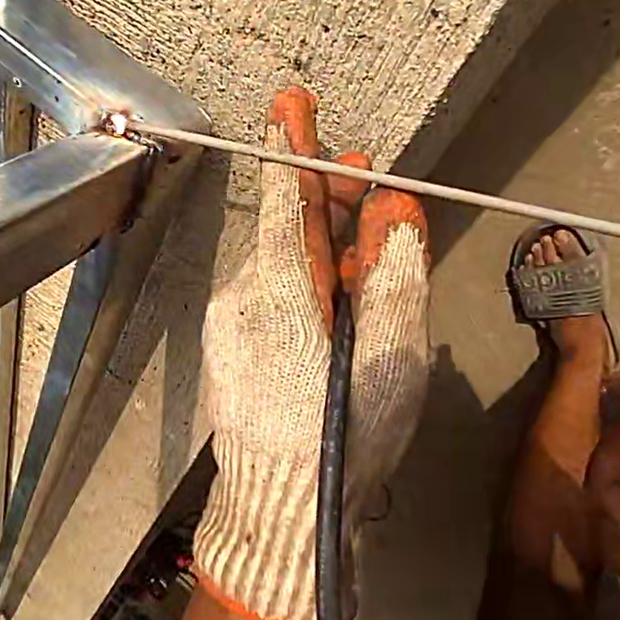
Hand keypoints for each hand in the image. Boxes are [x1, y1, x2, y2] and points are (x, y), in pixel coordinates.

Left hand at [193, 87, 431, 619]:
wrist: (280, 513)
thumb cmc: (344, 439)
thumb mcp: (391, 358)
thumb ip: (392, 275)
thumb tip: (390, 209)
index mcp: (279, 297)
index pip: (284, 206)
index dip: (290, 152)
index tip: (289, 105)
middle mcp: (241, 301)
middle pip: (282, 230)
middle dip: (321, 198)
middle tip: (360, 177)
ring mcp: (228, 327)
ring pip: (275, 263)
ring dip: (316, 243)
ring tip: (358, 238)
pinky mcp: (227, 350)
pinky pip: (265, 296)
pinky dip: (299, 281)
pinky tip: (330, 297)